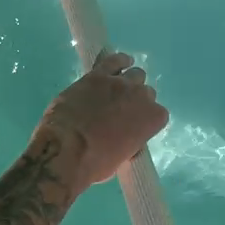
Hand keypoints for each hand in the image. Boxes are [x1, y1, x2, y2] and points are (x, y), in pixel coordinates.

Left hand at [35, 49, 168, 185]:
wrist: (66, 151)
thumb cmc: (95, 164)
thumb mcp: (121, 159)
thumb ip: (129, 142)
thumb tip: (126, 139)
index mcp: (153, 119)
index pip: (158, 114)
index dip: (144, 120)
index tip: (134, 126)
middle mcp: (141, 96)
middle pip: (145, 92)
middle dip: (135, 101)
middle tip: (120, 112)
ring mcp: (119, 83)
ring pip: (134, 74)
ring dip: (128, 82)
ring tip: (117, 90)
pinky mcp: (97, 75)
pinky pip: (113, 60)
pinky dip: (118, 61)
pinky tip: (119, 64)